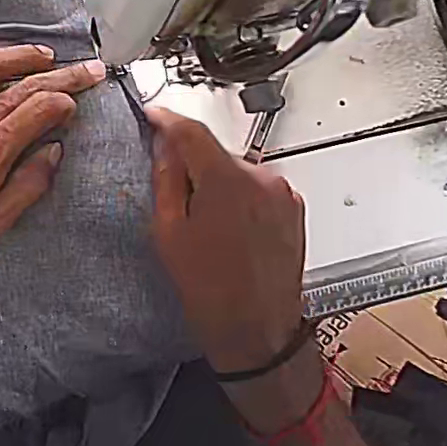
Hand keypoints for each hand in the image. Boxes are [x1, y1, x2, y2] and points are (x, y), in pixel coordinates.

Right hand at [148, 107, 309, 379]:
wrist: (256, 331)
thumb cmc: (213, 292)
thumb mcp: (169, 233)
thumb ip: (166, 180)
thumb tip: (164, 148)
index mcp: (226, 182)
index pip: (191, 131)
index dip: (167, 119)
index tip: (154, 114)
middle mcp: (261, 180)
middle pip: (215, 150)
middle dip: (192, 162)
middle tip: (174, 192)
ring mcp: (281, 194)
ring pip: (236, 168)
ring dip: (217, 180)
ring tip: (205, 223)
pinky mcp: (292, 207)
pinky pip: (256, 186)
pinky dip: (238, 195)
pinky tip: (227, 228)